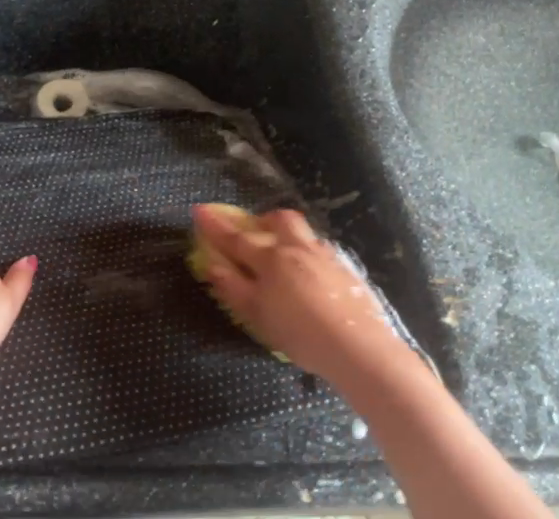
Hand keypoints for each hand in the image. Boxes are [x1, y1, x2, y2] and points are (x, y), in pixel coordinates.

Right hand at [191, 206, 404, 376]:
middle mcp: (298, 250)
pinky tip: (312, 278)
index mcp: (272, 259)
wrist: (359, 348)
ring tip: (285, 258)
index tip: (199, 211)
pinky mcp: (348, 272)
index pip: (237, 238)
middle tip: (256, 233)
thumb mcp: (258, 315)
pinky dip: (310, 256)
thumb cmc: (301, 334)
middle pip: (280, 220)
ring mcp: (327, 258)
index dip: (216, 225)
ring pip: (304, 234)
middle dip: (264, 221)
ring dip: (290, 237)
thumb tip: (212, 266)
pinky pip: (322, 252)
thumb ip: (233, 288)